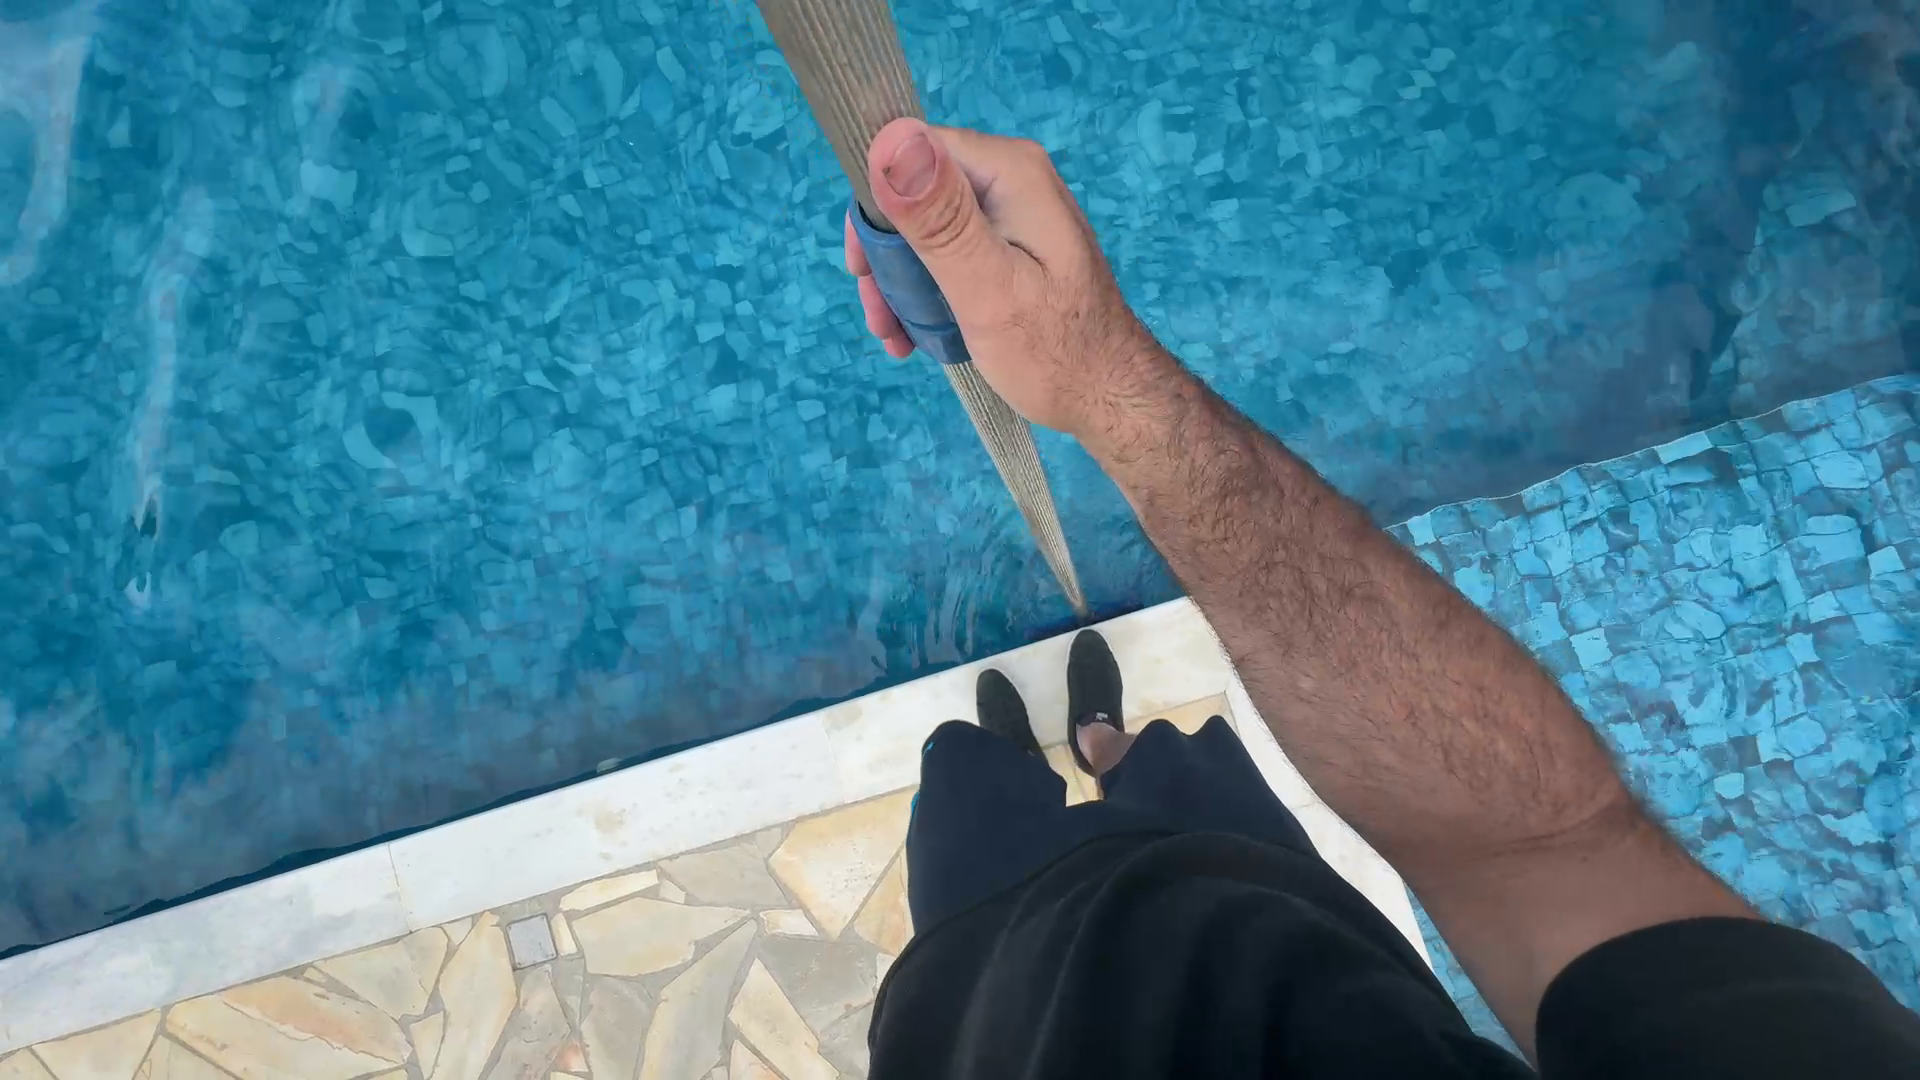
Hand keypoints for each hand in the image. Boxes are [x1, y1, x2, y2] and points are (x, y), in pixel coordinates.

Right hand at [843, 118, 1160, 437]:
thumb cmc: (1052, 353)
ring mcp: (1015, 217)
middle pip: (919, 195)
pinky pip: (954, 256)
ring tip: (894, 335)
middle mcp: (1013, 180)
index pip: (915, 153)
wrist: (1109, 397)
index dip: (878, 208)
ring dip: (902, 282)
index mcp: (1010, 173)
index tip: (861, 269)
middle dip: (887, 257)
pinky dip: (929, 292)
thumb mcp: (988, 289)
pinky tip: (917, 333)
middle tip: (877, 318)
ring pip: (931, 231)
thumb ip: (941, 221)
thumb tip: (889, 140)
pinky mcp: (1014, 251)